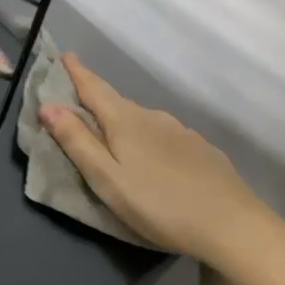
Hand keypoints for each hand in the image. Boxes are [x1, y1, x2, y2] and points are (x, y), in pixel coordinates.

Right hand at [41, 54, 274, 263]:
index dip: (77, 72)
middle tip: (81, 114)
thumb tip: (47, 105)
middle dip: (97, 104)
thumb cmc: (160, 204)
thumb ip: (75, 141)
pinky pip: (167, 139)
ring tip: (118, 146)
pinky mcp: (204, 152)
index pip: (93, 88)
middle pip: (117, 104)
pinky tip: (157, 165)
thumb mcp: (106, 178)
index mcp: (124, 121)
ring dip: (126, 127)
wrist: (236, 228)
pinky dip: (152, 143)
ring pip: (144, 122)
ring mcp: (183, 133)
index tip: (65, 55)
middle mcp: (153, 117)